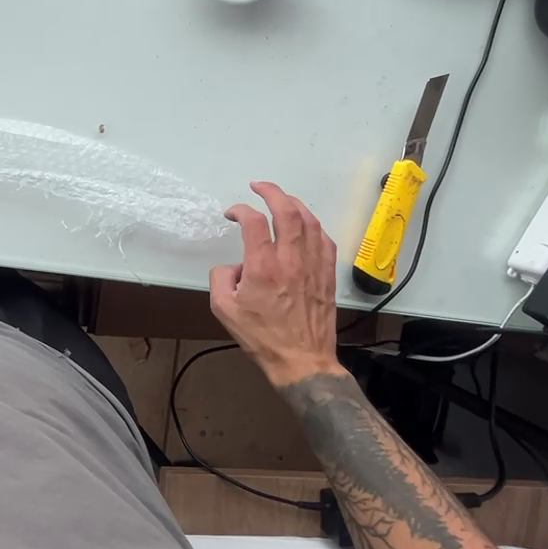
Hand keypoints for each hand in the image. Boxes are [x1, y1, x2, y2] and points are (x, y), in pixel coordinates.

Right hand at [209, 181, 342, 389]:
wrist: (301, 361)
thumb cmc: (260, 337)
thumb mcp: (222, 308)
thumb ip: (221, 277)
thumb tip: (234, 265)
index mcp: (262, 267)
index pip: (253, 222)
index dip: (240, 210)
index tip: (232, 213)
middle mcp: (290, 261)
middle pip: (288, 212)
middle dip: (272, 192)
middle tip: (259, 187)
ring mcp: (313, 267)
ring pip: (310, 222)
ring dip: (294, 204)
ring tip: (281, 200)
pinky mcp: (326, 276)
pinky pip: (324, 240)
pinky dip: (313, 226)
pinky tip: (305, 225)